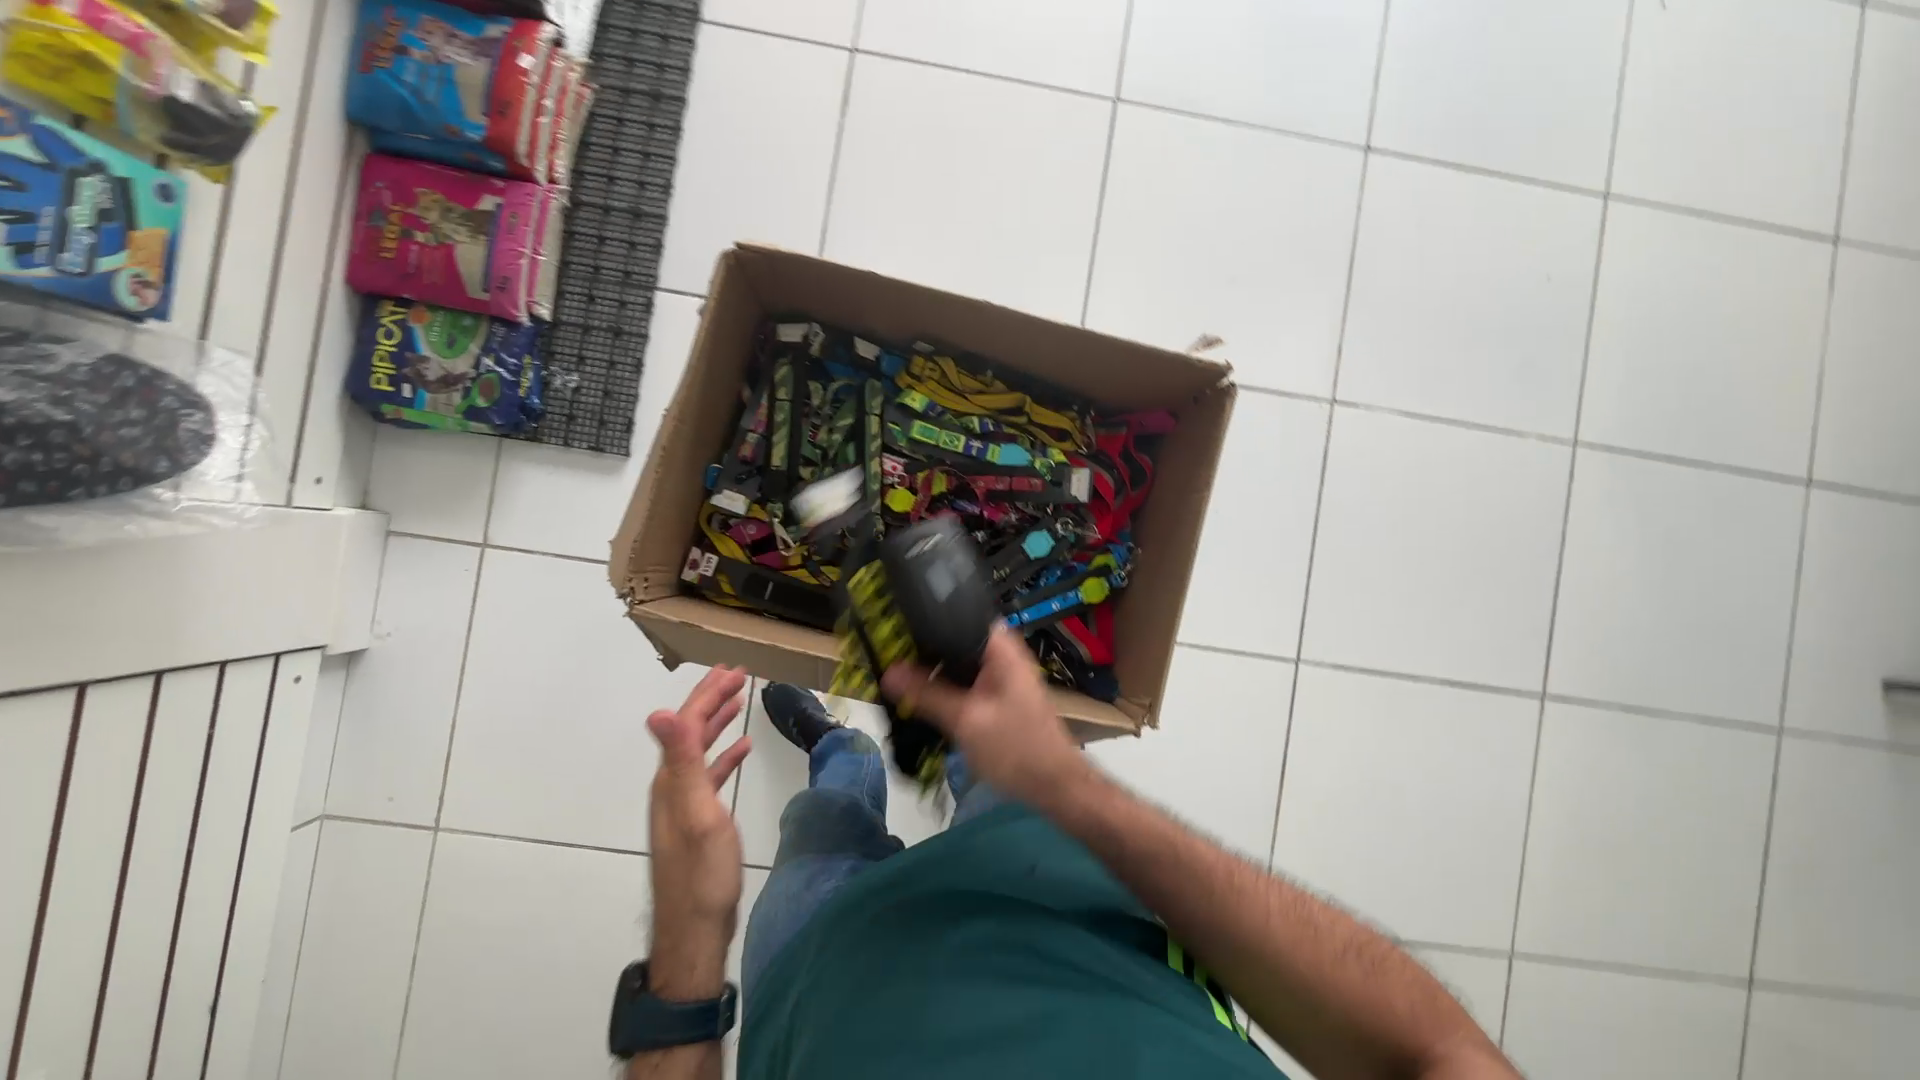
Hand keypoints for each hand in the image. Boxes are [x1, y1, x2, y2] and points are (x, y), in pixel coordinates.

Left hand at [644, 666, 751, 997]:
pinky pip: (710, 775)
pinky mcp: (696, 821)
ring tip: (738, 702)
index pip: (686, 723)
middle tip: (737, 676)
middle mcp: (671, 787)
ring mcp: (682, 805)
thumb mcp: (696, 813)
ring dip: (717, 723)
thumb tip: (659, 712)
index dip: (708, 694)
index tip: (733, 671)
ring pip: (699, 751)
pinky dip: (724, 756)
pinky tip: (741, 750)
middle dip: (711, 700)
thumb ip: (682, 762)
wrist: (694, 930)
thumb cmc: (702, 872)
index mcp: (670, 780)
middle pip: (689, 732)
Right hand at [880, 625, 1086, 807]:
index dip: (929, 617)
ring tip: (897, 673)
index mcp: (1001, 648)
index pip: (961, 614)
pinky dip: (946, 687)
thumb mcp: (965, 720)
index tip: (896, 624)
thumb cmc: (1015, 748)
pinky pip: (965, 683)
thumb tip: (888, 672)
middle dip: (925, 647)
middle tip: (888, 652)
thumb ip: (926, 694)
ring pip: (959, 664)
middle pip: (957, 639)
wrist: (1054, 786)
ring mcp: (1002, 678)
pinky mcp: (998, 699)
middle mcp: (1003, 656)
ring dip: (934, 670)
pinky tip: (921, 697)